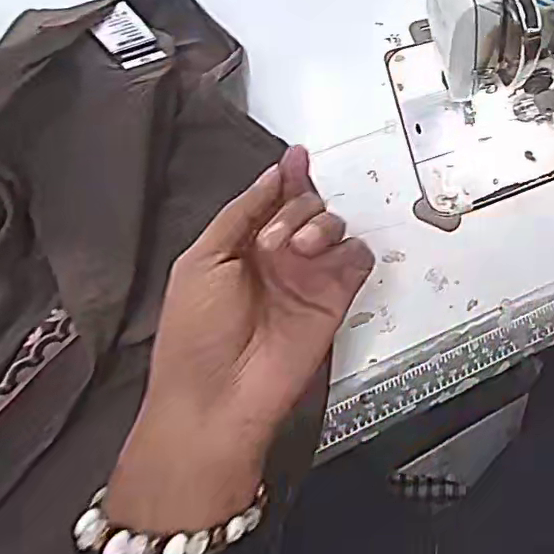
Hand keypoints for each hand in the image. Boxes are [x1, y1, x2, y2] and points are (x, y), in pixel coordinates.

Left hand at [106, 145, 373, 528]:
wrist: (219, 398)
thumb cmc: (195, 336)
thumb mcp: (202, 259)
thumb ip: (242, 211)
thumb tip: (274, 174)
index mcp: (245, 243)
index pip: (275, 197)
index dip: (287, 175)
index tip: (298, 155)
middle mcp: (281, 254)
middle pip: (308, 203)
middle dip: (297, 205)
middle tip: (275, 236)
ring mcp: (310, 273)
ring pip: (334, 223)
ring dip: (319, 224)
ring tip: (298, 249)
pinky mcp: (336, 294)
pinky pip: (357, 255)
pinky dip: (349, 249)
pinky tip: (324, 259)